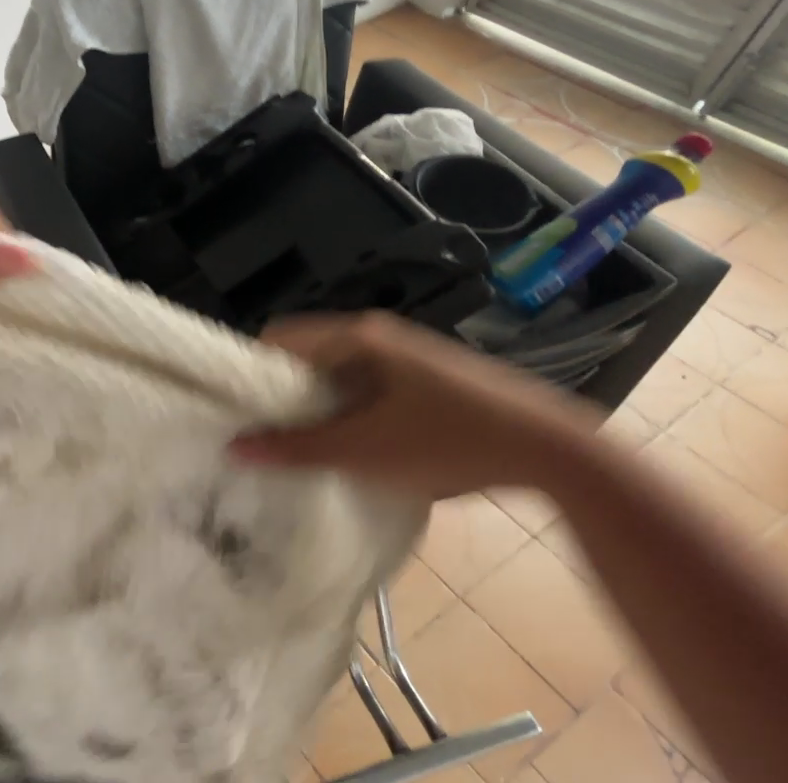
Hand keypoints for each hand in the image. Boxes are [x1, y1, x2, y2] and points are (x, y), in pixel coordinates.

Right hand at [232, 311, 603, 498]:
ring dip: (318, 406)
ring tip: (307, 447)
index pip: (278, 338)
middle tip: (268, 437)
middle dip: (284, 395)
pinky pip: (368, 386)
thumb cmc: (449, 441)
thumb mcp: (364, 452)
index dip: (253, 373)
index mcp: (356, 337)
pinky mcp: (428, 377)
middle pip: (307, 356)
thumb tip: (233, 446)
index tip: (239, 413)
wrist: (554, 450)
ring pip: (339, 374)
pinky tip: (359, 447)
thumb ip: (295, 448)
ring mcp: (406, 354)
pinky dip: (351, 410)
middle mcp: (377, 335)